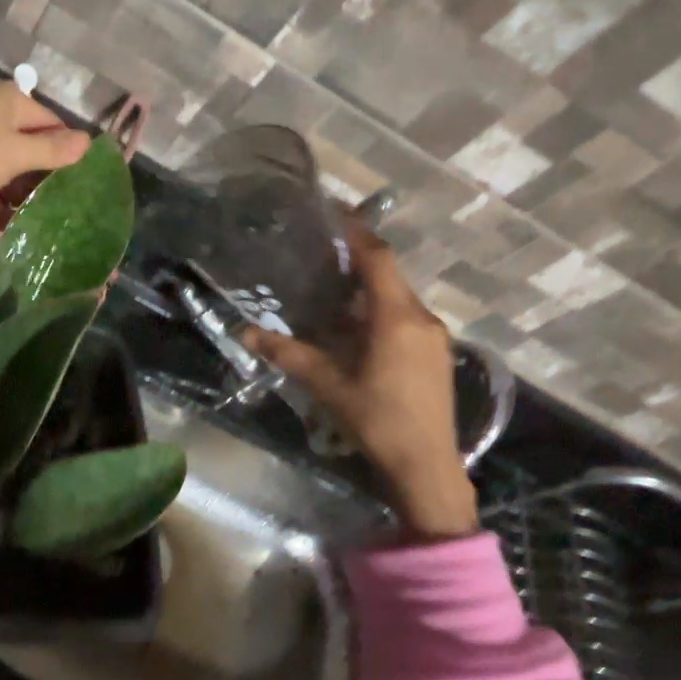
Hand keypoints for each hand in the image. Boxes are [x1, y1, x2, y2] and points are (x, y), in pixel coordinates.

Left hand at [0, 79, 90, 219]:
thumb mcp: (18, 153)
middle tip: (61, 201)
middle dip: (39, 172)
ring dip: (15, 191)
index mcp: (9, 99)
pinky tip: (5, 228)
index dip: (64, 147)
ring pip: (1, 165)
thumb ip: (52, 151)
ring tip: (37, 218)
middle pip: (24, 143)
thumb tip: (89, 142)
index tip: (79, 175)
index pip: (49, 121)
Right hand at [242, 223, 477, 539]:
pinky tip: (353, 329)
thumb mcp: (327, 385)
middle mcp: (422, 318)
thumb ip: (288, 354)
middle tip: (319, 255)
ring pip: (397, 298)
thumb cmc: (377, 420)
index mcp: (397, 318)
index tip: (333, 215)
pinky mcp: (435, 356)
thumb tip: (246, 333)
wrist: (425, 464)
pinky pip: (404, 319)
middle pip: (389, 276)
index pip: (378, 259)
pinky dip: (378, 312)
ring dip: (366, 290)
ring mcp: (434, 337)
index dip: (356, 233)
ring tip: (330, 291)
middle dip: (356, 261)